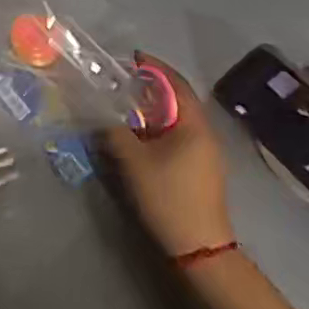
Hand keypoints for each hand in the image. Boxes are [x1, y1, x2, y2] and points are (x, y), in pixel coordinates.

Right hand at [100, 53, 235, 256]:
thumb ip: (116, 133)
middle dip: (152, 86)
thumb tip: (100, 113)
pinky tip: (145, 137)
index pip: (175, 81)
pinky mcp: (204, 168)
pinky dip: (162, 126)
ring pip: (180, 117)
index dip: (153, 66)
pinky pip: (182, 134)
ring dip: (157, 108)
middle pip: (179, 97)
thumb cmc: (169, 198)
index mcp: (194, 122)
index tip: (131, 58)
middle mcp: (206, 130)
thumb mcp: (135, 163)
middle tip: (125, 82)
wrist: (200, 250)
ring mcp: (208, 151)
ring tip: (129, 107)